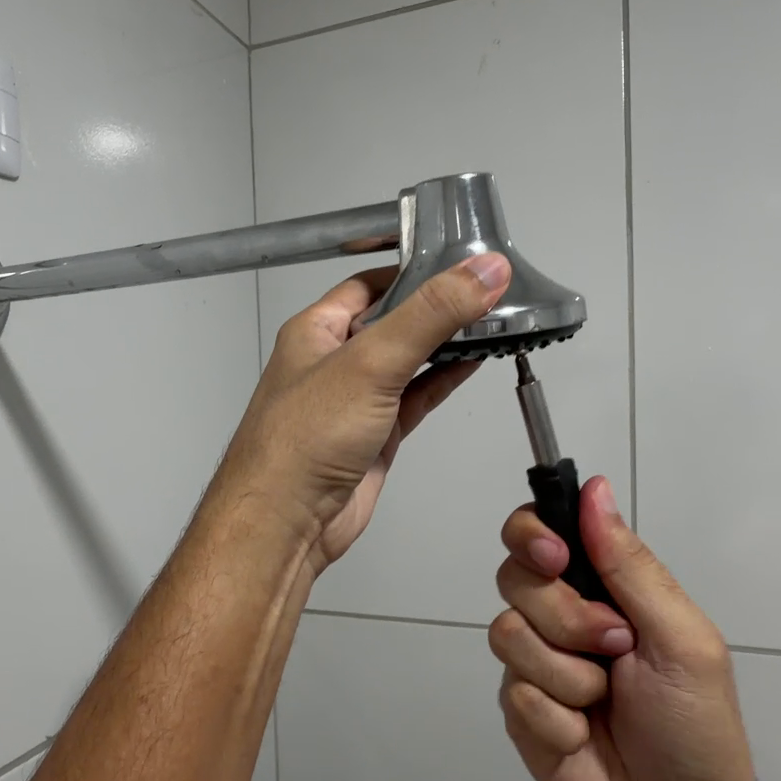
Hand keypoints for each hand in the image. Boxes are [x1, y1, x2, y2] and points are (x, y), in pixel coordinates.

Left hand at [209, 254, 511, 570]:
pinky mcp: (376, 435)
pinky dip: (445, 379)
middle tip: (488, 289)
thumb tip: (480, 273)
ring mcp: (357, 400)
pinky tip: (474, 362)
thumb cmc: (298, 444)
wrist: (286, 521)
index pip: (370, 284)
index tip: (460, 259)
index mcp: (316, 331)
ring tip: (494, 320)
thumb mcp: (370, 363)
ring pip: (410, 360)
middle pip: (395, 320)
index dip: (413, 269)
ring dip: (448, 343)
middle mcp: (335, 362)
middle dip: (437, 306)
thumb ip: (428, 316)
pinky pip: (417, 396)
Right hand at [489, 477, 768, 780]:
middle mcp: (560, 614)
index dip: (533, 532)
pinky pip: (514, 691)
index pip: (540, 531)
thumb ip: (631, 565)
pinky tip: (582, 735)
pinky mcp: (518, 707)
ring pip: (508, 633)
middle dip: (565, 616)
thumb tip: (594, 485)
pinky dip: (556, 717)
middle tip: (614, 647)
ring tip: (604, 701)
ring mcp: (534, 661)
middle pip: (515, 577)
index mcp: (602, 587)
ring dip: (566, 673)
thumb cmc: (695, 724)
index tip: (556, 557)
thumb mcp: (682, 638)